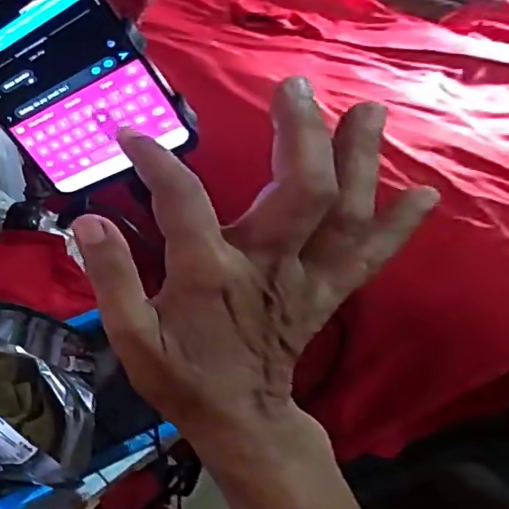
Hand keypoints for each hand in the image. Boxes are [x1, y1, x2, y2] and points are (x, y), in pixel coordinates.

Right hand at [71, 77, 437, 461]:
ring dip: (358, 159)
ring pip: (343, 211)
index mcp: (210, 274)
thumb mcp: (129, 335)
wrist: (239, 420)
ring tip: (366, 111)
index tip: (129, 134)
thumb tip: (89, 220)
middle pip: (299, 192)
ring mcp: (305, 278)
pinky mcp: (326, 292)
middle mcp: (267, 266)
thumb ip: (109, 276)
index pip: (183, 201)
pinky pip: (369, 252)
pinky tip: (419, 192)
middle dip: (300, 135)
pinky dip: (396, 222)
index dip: (156, 161)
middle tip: (292, 88)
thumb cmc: (178, 375)